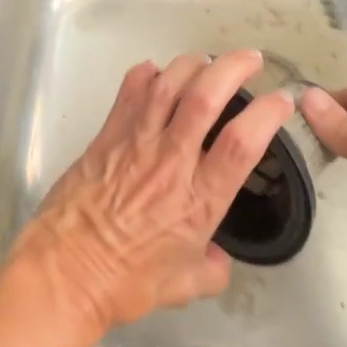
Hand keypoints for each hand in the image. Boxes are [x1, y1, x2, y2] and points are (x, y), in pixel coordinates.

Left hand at [0, 50, 293, 346]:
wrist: (66, 272)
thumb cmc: (126, 283)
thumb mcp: (184, 286)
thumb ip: (211, 268)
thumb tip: (218, 257)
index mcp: (199, 200)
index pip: (241, 143)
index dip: (267, 114)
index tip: (281, 100)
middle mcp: (171, 162)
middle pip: (205, 98)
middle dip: (232, 69)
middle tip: (250, 60)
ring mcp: (135, 144)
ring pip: (167, 85)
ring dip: (191, 64)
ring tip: (206, 62)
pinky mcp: (105, 136)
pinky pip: (128, 93)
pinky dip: (145, 74)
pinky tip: (155, 71)